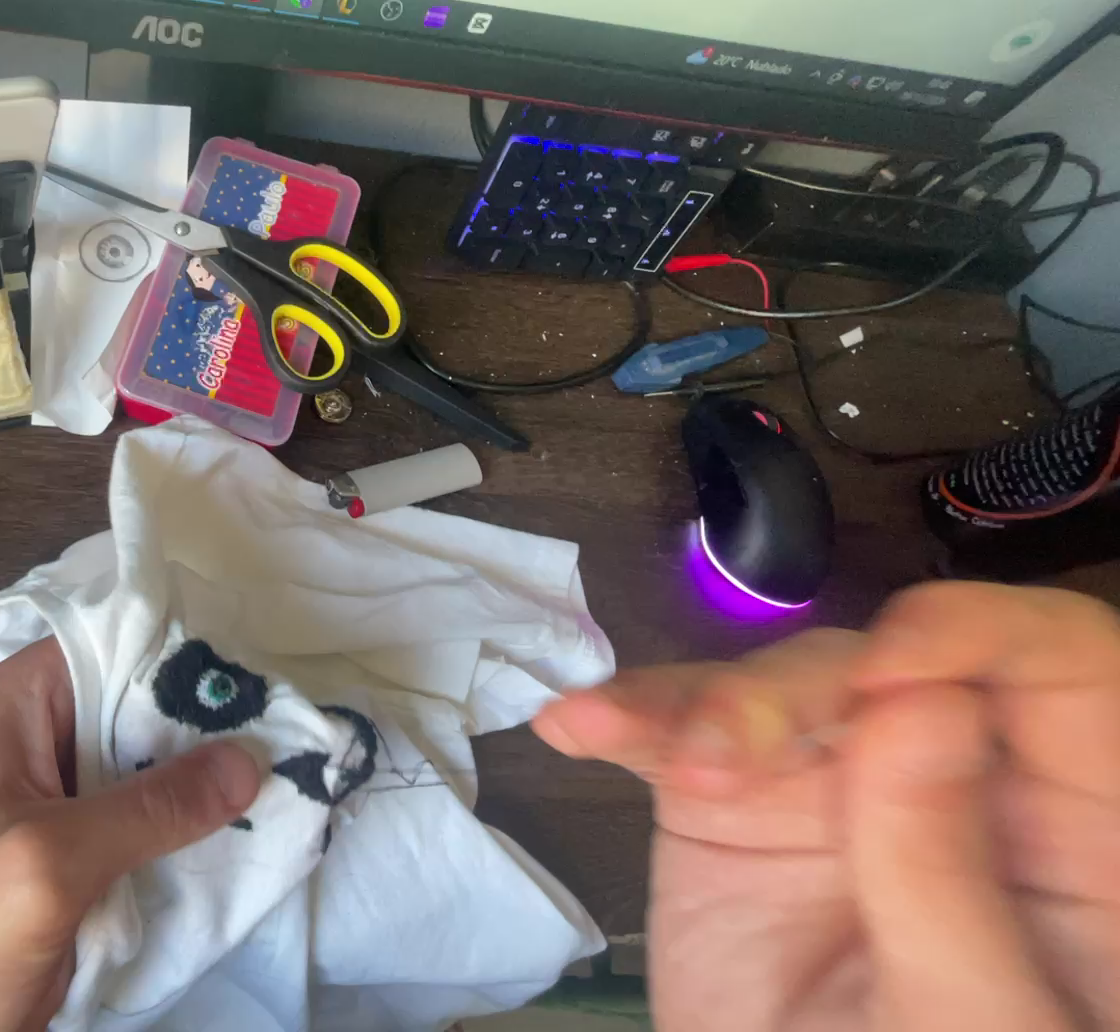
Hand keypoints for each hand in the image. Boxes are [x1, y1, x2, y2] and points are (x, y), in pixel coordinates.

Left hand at [0, 637, 261, 1031]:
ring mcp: (59, 805)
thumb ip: (149, 808)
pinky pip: (145, 830)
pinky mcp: (74, 862)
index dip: (187, 651)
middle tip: (301, 726)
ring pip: (149, 773)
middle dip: (211, 722)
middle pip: (141, 710)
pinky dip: (190, 833)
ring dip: (208, 782)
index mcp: (19, 705)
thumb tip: (251, 758)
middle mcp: (42, 740)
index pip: (116, 645)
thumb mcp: (45, 863)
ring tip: (297, 771)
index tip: (266, 666)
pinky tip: (253, 831)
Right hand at [532, 581, 1119, 1031]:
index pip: (1057, 671)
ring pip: (749, 686)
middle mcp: (926, 775)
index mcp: (1055, 827)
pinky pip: (660, 729)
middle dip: (776, 691)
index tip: (890, 672)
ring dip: (675, 702)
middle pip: (860, 668)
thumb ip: (946, 875)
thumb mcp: (962, 1017)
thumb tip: (923, 704)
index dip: (982, 634)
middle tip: (711, 756)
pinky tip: (569, 728)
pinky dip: (613, 719)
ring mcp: (808, 779)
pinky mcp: (709, 792)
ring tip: (602, 734)